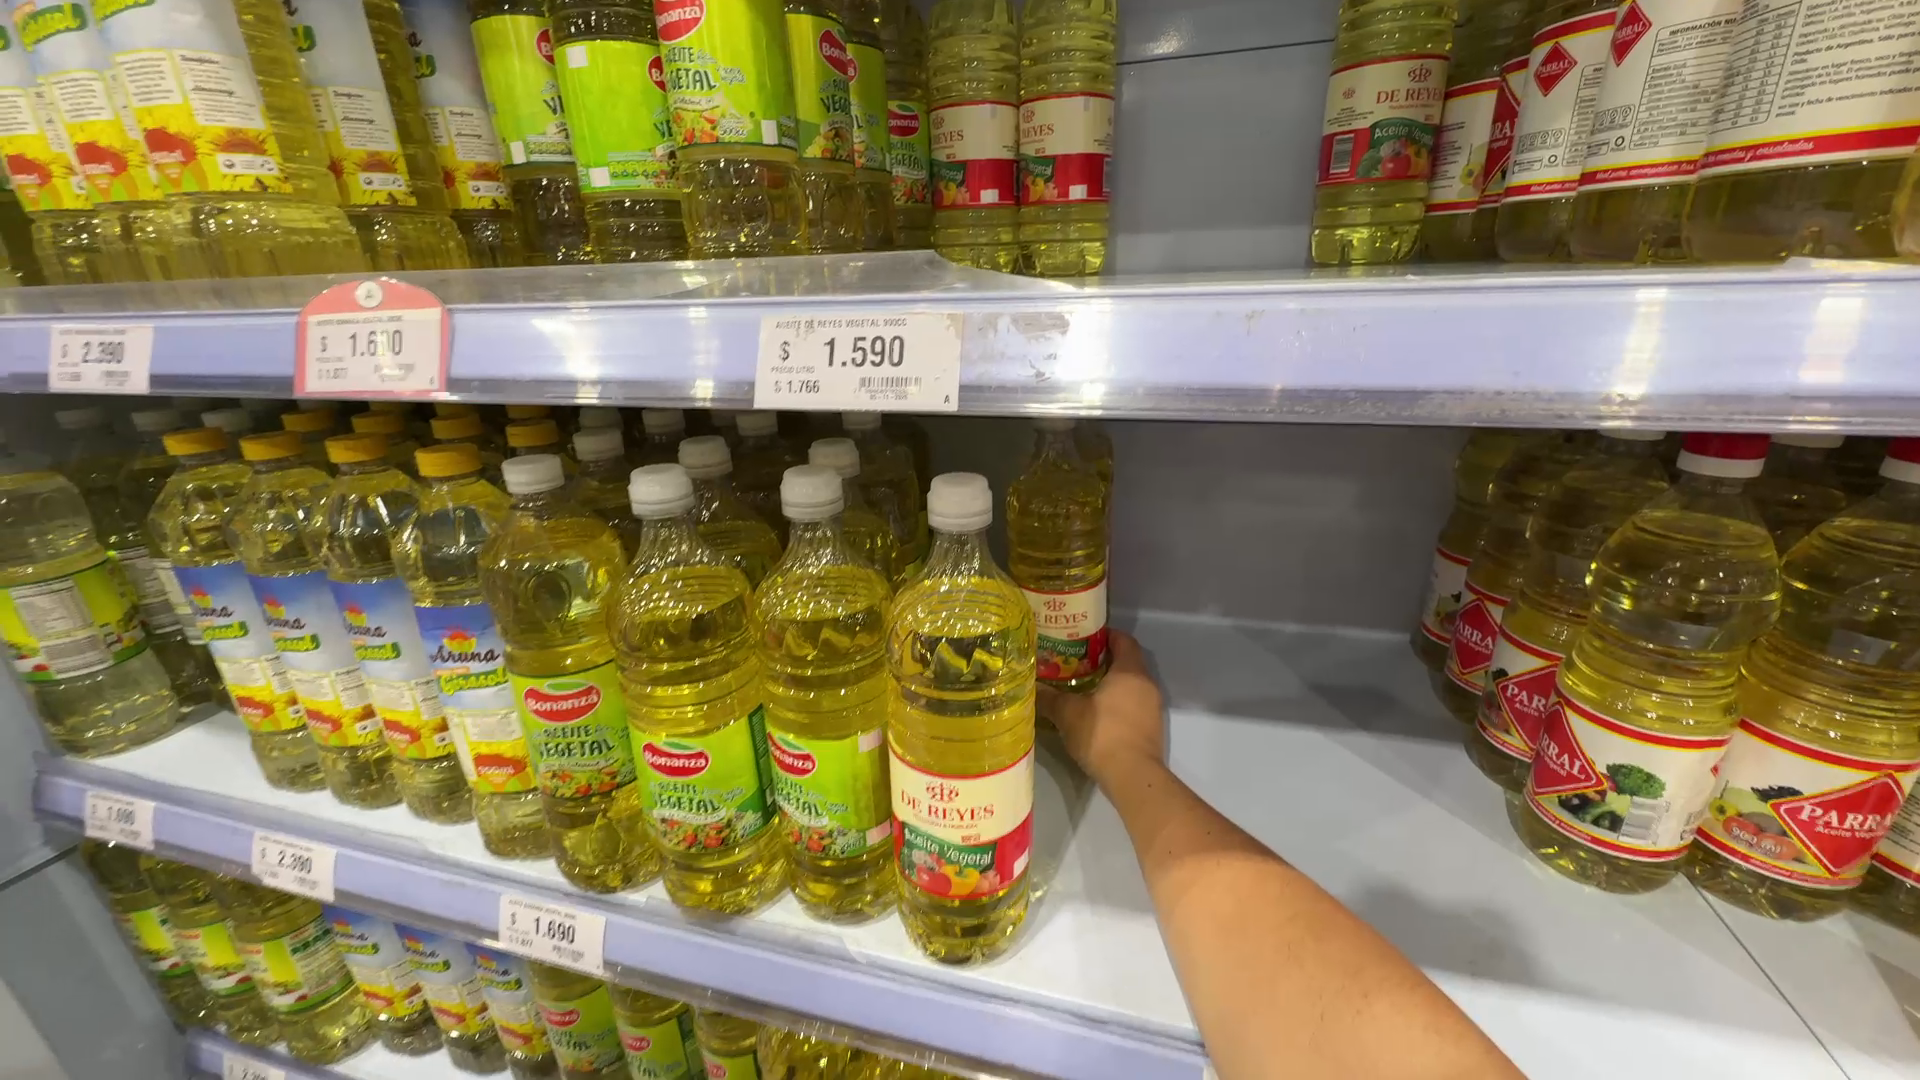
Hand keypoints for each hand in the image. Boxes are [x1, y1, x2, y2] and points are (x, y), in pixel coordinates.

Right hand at [1037, 630, 1165, 786]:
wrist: (1132, 776)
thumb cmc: (1102, 733)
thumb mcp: (1067, 713)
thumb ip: (1049, 697)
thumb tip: (1031, 686)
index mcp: (1130, 671)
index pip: (1124, 640)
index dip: (1105, 635)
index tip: (1083, 637)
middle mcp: (1146, 684)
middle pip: (1127, 662)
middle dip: (1102, 660)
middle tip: (1074, 663)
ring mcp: (1152, 708)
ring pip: (1130, 685)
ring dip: (1109, 684)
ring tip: (1081, 688)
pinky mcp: (1151, 728)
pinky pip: (1133, 705)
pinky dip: (1116, 703)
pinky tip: (1095, 714)